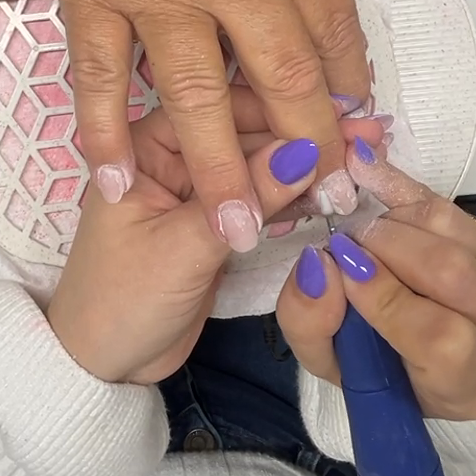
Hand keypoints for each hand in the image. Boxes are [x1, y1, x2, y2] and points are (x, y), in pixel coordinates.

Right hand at [35, 0, 368, 253]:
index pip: (332, 34)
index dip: (348, 92)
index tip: (357, 132)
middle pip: (282, 82)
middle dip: (310, 152)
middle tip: (327, 206)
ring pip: (198, 100)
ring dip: (222, 172)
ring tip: (240, 232)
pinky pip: (101, 78)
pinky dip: (105, 135)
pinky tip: (116, 185)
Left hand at [48, 93, 386, 383]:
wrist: (107, 366)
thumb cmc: (123, 300)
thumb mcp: (185, 246)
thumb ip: (247, 199)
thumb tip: (308, 149)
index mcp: (149, 143)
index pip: (220, 109)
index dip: (280, 110)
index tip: (339, 112)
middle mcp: (175, 154)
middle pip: (247, 136)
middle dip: (305, 137)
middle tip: (369, 135)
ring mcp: (199, 188)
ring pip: (261, 167)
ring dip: (309, 167)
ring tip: (366, 158)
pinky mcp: (218, 220)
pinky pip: (263, 198)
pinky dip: (296, 197)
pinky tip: (334, 189)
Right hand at [275, 140, 475, 420]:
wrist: (410, 358)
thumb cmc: (370, 369)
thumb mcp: (322, 362)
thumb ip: (309, 322)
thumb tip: (318, 266)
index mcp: (462, 387)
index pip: (442, 339)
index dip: (387, 297)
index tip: (340, 265)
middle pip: (454, 275)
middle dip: (387, 246)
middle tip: (345, 242)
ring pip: (457, 235)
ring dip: (397, 220)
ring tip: (360, 229)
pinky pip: (451, 209)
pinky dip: (402, 189)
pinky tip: (366, 175)